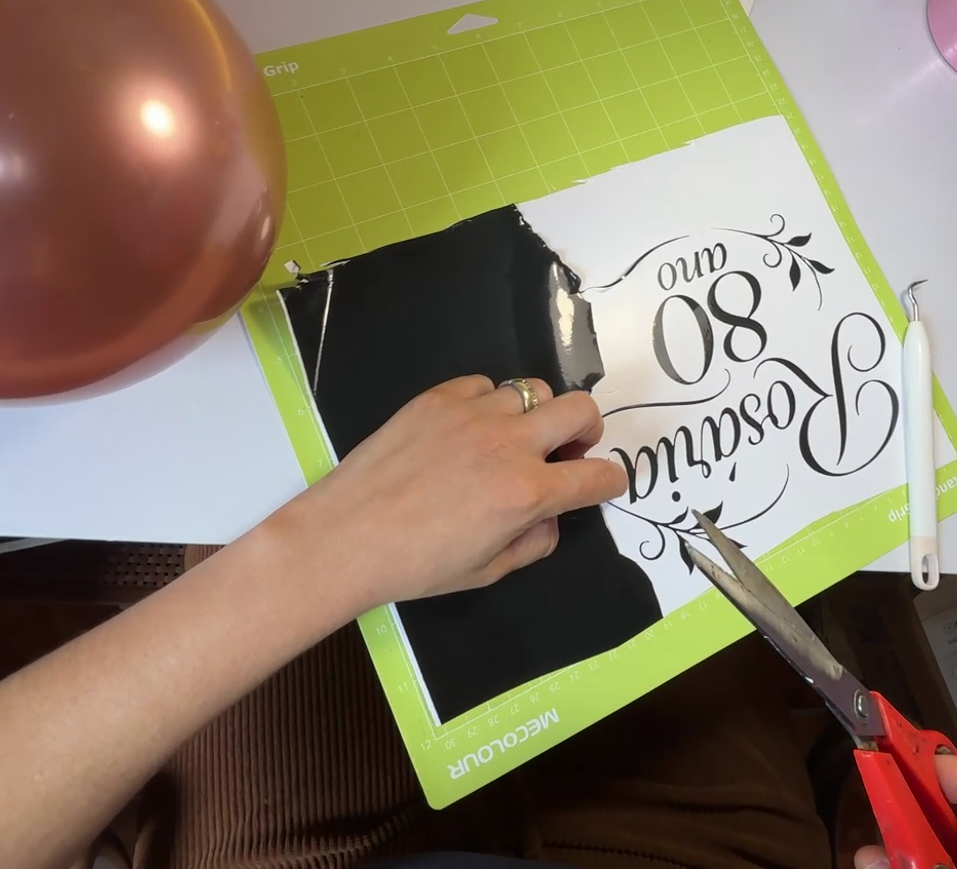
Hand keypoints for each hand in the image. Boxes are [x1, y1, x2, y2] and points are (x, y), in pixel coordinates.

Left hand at [262, 375, 627, 614]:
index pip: (597, 476)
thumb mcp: (487, 571)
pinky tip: (465, 429)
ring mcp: (474, 413)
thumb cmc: (417, 565)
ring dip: (534, 416)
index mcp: (526, 493)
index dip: (611, 481)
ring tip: (508, 438)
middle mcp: (509, 443)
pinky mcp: (439, 396)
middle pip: (580, 410)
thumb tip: (550, 516)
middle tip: (567, 450)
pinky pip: (483, 385)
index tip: (604, 482)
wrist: (345, 535)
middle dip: (587, 430)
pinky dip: (487, 403)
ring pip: (531, 390)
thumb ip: (535, 541)